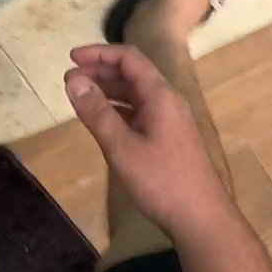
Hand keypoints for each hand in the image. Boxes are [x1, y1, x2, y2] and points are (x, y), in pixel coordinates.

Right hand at [64, 44, 238, 239]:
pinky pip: (140, 111)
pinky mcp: (169, 136)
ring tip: (80, 95)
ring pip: (136, 93)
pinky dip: (118, 108)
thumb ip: (97, 112)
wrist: (201, 217)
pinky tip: (102, 118)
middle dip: (100, 70)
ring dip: (108, 89)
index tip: (71, 57)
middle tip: (70, 79)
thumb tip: (73, 80)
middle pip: (132, 73)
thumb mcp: (122, 148)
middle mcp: (167, 100)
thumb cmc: (161, 181)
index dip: (99, 53)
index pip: (128, 58)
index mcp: (160, 94)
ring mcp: (170, 118)